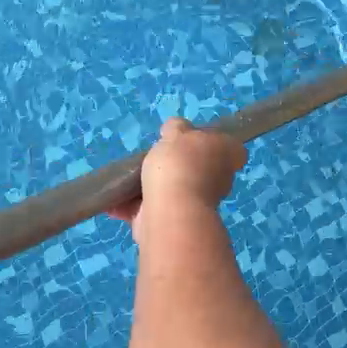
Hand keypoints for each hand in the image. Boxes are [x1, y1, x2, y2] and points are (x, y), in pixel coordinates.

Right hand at [111, 118, 247, 234]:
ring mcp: (199, 202)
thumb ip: (177, 127)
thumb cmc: (181, 163)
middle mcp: (220, 180)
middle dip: (176, 165)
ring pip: (174, 189)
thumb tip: (176, 128)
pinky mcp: (176, 220)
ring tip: (128, 179)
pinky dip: (134, 207)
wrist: (171, 210)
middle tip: (155, 157)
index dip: (214, 143)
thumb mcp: (177, 132)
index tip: (192, 141)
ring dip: (150, 187)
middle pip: (199, 167)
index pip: (231, 148)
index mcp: (229, 155)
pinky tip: (115, 201)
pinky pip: (153, 209)